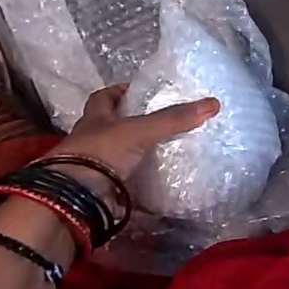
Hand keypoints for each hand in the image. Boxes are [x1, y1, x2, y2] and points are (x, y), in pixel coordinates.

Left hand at [46, 84, 219, 211]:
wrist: (76, 197)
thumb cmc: (100, 152)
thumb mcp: (139, 130)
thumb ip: (172, 120)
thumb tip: (213, 103)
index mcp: (94, 119)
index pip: (103, 98)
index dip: (119, 92)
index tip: (138, 91)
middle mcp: (90, 140)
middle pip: (108, 126)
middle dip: (128, 124)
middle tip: (157, 123)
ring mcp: (93, 167)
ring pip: (115, 155)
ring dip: (133, 154)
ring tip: (161, 151)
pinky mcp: (101, 190)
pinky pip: (122, 183)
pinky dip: (136, 183)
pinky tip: (155, 182)